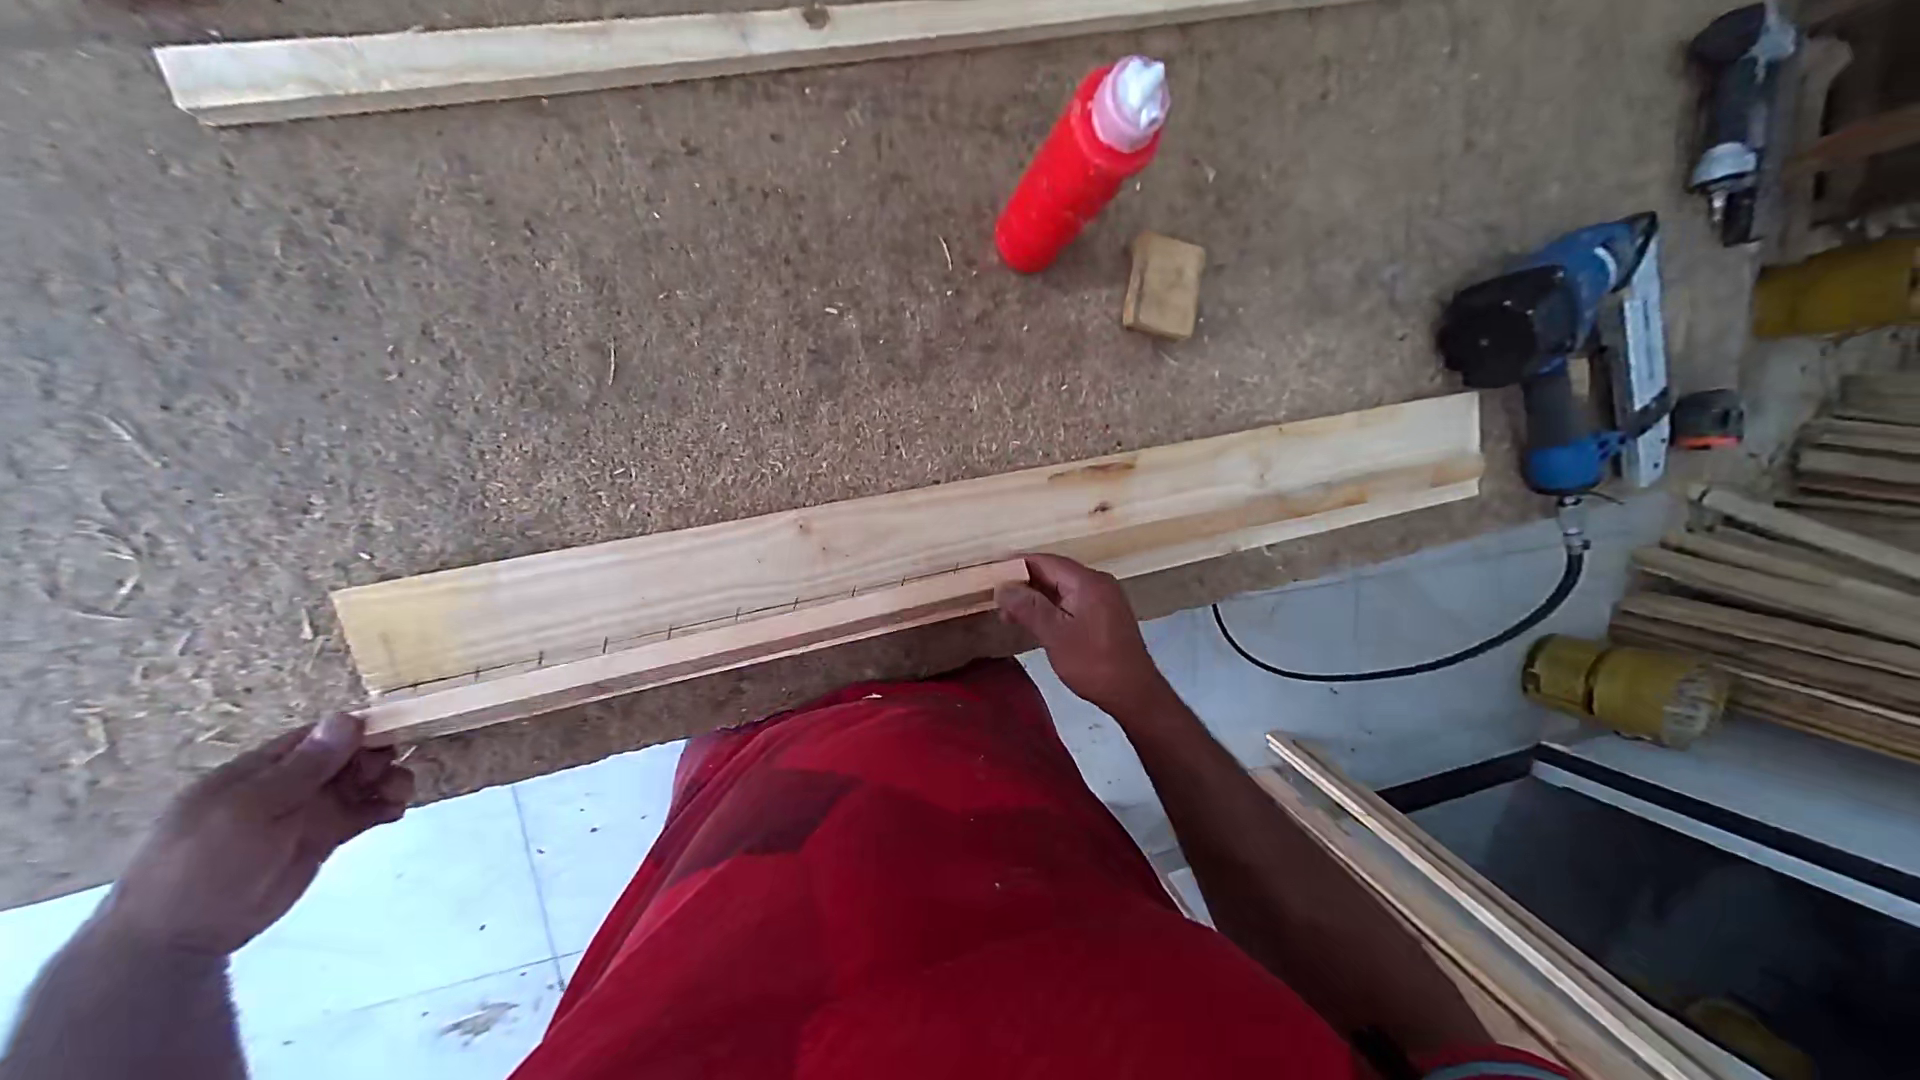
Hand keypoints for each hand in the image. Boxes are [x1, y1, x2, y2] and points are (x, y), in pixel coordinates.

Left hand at [98, 713, 413, 956]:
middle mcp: (288, 785)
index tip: (393, 735)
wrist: (178, 938)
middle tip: (388, 776)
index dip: (358, 731)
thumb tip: (349, 717)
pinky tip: (394, 813)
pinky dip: (384, 807)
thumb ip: (304, 766)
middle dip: (377, 759)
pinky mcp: (323, 838)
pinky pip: (363, 812)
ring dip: (387, 782)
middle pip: (348, 757)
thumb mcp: (251, 809)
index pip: (320, 736)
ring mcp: (306, 812)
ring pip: (361, 783)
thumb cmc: (204, 863)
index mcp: (262, 770)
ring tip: (398, 797)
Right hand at [995, 554, 1175, 714]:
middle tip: (996, 601)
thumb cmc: (1092, 663)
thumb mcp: (1054, 634)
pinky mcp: (1104, 614)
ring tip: (1010, 615)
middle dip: (1023, 584)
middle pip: (1053, 572)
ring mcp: (1103, 598)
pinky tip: (1035, 622)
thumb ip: (1027, 607)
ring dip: (1036, 598)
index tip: (991, 575)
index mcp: (1087, 581)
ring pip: (1061, 588)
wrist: (1133, 693)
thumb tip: (1002, 586)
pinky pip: (1071, 601)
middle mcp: (1098, 582)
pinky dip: (1051, 608)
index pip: (1045, 561)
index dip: (1016, 566)